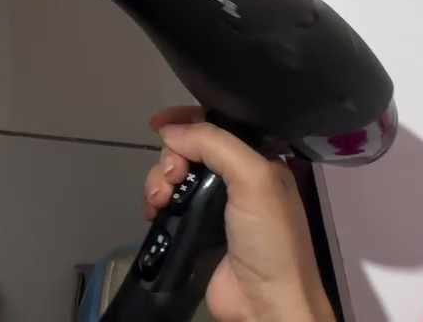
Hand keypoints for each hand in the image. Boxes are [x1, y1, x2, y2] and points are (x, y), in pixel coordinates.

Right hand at [143, 109, 335, 321]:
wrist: (266, 306)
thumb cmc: (269, 239)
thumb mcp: (254, 179)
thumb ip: (214, 144)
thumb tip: (169, 131)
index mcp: (257, 162)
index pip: (215, 125)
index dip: (185, 119)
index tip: (158, 123)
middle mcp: (235, 179)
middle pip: (188, 148)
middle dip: (170, 155)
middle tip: (172, 176)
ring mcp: (214, 205)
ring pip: (174, 172)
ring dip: (158, 179)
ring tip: (159, 199)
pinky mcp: (195, 228)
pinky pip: (167, 200)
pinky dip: (154, 199)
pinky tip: (153, 210)